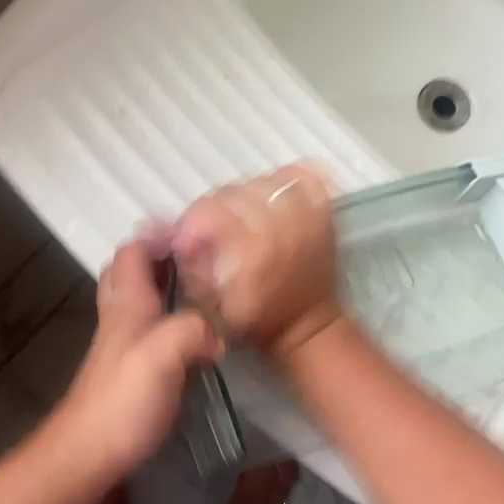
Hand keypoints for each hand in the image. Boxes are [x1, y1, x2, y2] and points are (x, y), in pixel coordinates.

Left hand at [50, 242, 223, 475]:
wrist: (86, 457)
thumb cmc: (122, 402)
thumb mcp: (164, 355)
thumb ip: (194, 328)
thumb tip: (217, 332)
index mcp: (128, 305)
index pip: (133, 252)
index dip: (158, 235)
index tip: (196, 232)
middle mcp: (121, 318)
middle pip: (131, 272)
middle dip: (160, 257)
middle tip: (198, 259)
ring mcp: (122, 345)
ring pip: (140, 300)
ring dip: (166, 287)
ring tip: (204, 289)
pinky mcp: (130, 371)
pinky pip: (151, 329)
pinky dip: (171, 319)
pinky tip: (197, 333)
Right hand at [168, 163, 343, 357]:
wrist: (308, 326)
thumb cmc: (257, 321)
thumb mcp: (212, 305)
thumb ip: (192, 266)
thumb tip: (181, 235)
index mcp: (252, 252)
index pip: (211, 210)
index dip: (192, 220)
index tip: (188, 235)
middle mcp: (280, 229)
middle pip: (234, 192)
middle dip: (214, 207)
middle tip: (211, 226)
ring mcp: (305, 218)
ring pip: (264, 181)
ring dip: (245, 193)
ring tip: (240, 213)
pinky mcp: (323, 213)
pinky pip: (303, 177)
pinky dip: (285, 179)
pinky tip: (272, 194)